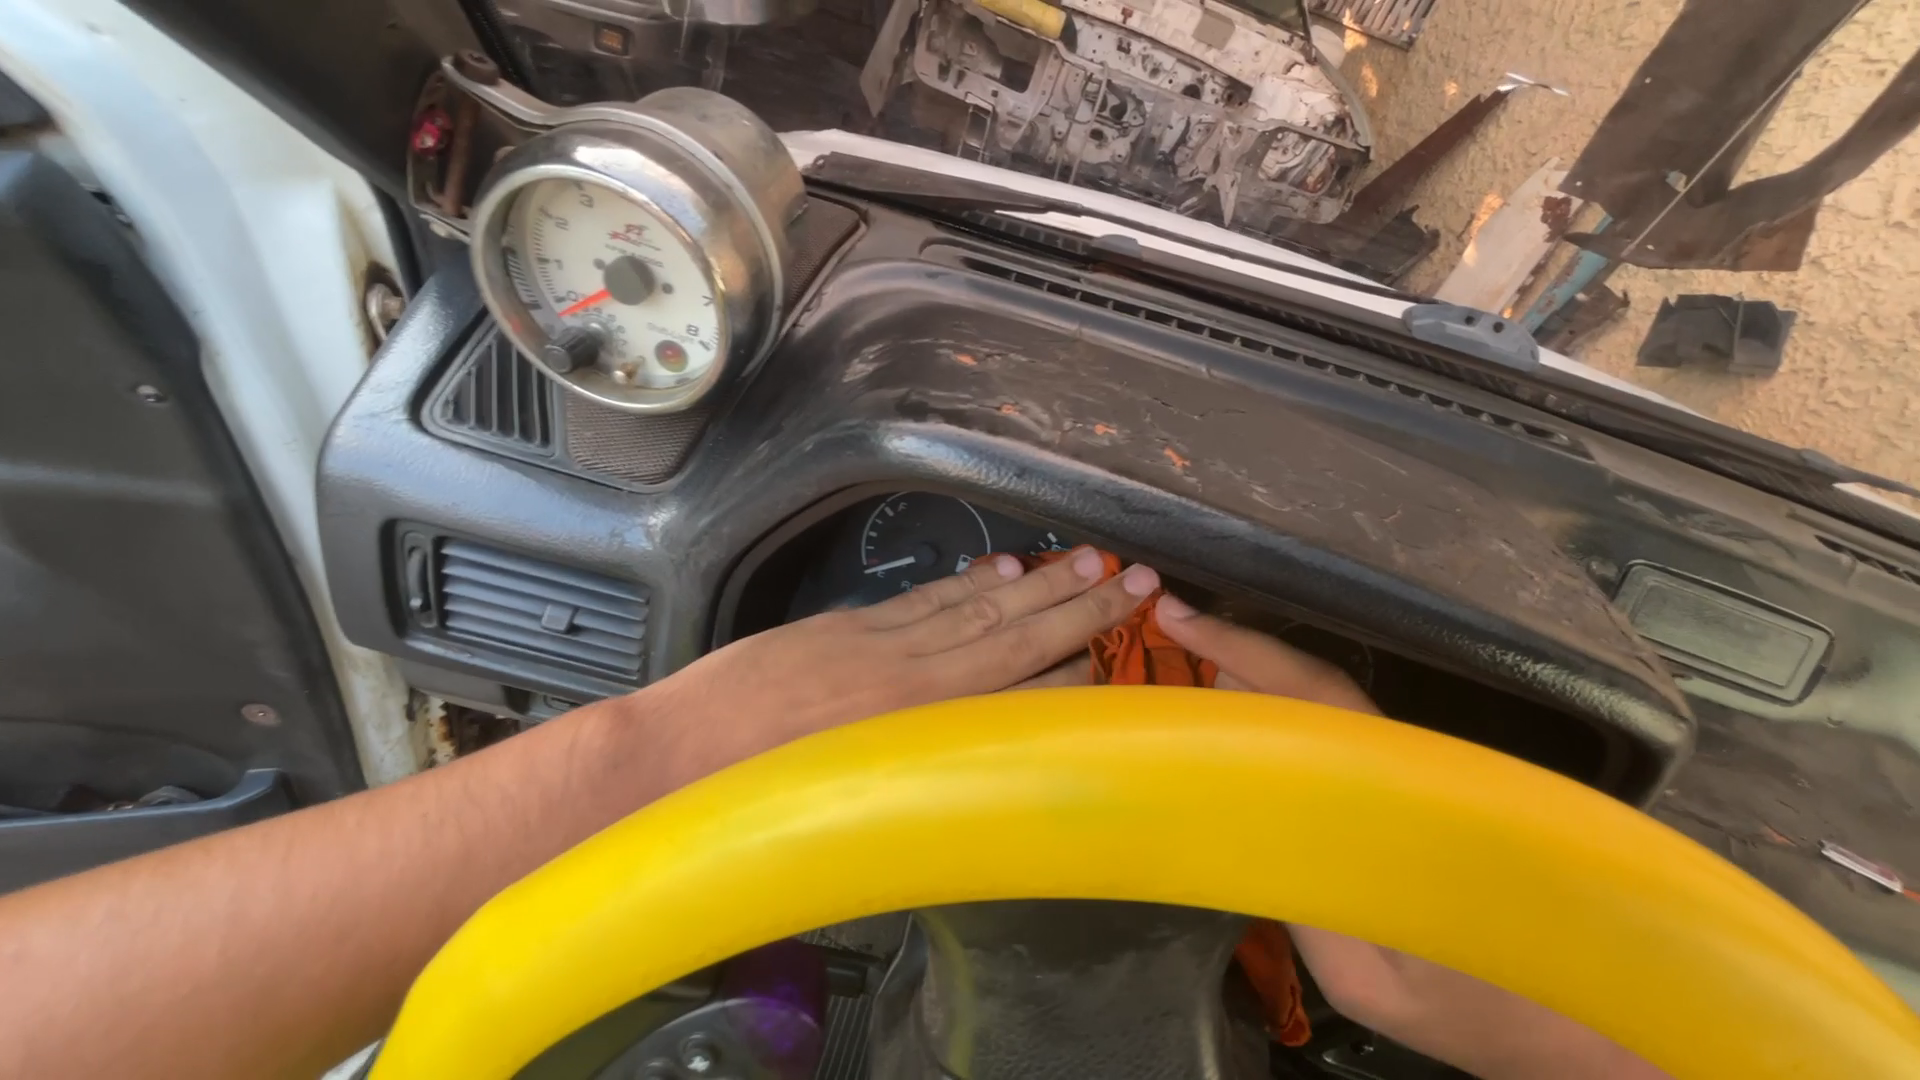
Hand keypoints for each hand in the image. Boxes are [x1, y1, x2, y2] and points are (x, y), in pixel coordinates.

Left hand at [644, 548, 1161, 771]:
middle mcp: (909, 685)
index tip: (1116, 652)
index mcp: (914, 738)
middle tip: (1134, 582)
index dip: (1071, 671)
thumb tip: (964, 772)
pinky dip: (968, 583)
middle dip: (1076, 609)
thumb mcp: (847, 812)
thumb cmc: (753, 808)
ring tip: (1088, 564)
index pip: (1015, 695)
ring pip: (974, 609)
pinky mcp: (844, 627)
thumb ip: (914, 785)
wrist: (668, 762)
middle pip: (1009, 637)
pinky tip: (1003, 571)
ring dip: (1035, 585)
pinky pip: (923, 600)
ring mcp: (876, 646)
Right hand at [1152, 596, 1668, 1079]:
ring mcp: (1418, 769)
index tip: (1177, 615)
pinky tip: (1248, 709)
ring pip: (1329, 698)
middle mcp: (1409, 761)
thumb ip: (1300, 901)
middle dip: (1238, 646)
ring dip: (1258, 670)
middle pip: (1315, 682)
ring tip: (1195, 658)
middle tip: (1173, 625)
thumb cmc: (1475, 1008)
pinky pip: (1339, 727)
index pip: (1307, 696)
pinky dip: (1284, 704)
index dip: (1238, 649)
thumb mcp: (1368, 980)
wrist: (1589, 1024)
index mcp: (1394, 792)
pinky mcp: (1419, 784)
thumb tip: (1240, 820)